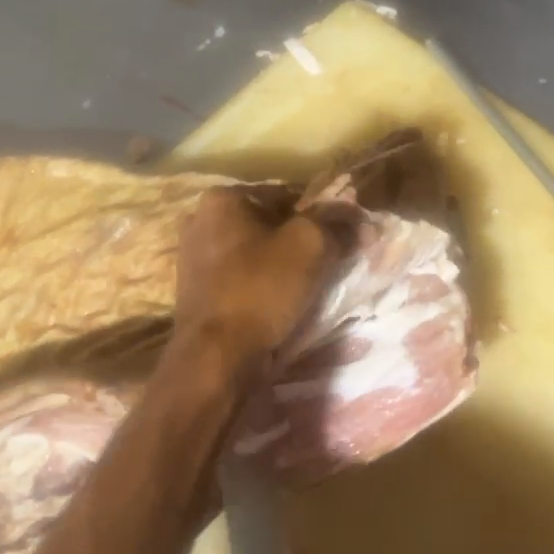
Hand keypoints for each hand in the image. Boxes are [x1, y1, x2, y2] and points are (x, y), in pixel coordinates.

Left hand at [175, 186, 357, 359]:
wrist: (216, 358)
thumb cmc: (261, 288)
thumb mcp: (312, 244)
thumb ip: (336, 221)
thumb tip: (358, 218)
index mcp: (223, 199)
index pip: (289, 195)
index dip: (321, 215)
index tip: (342, 238)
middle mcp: (201, 221)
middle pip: (272, 224)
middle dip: (302, 241)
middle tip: (330, 263)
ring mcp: (195, 259)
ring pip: (259, 253)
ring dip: (286, 265)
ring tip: (310, 287)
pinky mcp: (198, 292)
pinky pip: (244, 278)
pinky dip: (266, 286)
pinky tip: (284, 304)